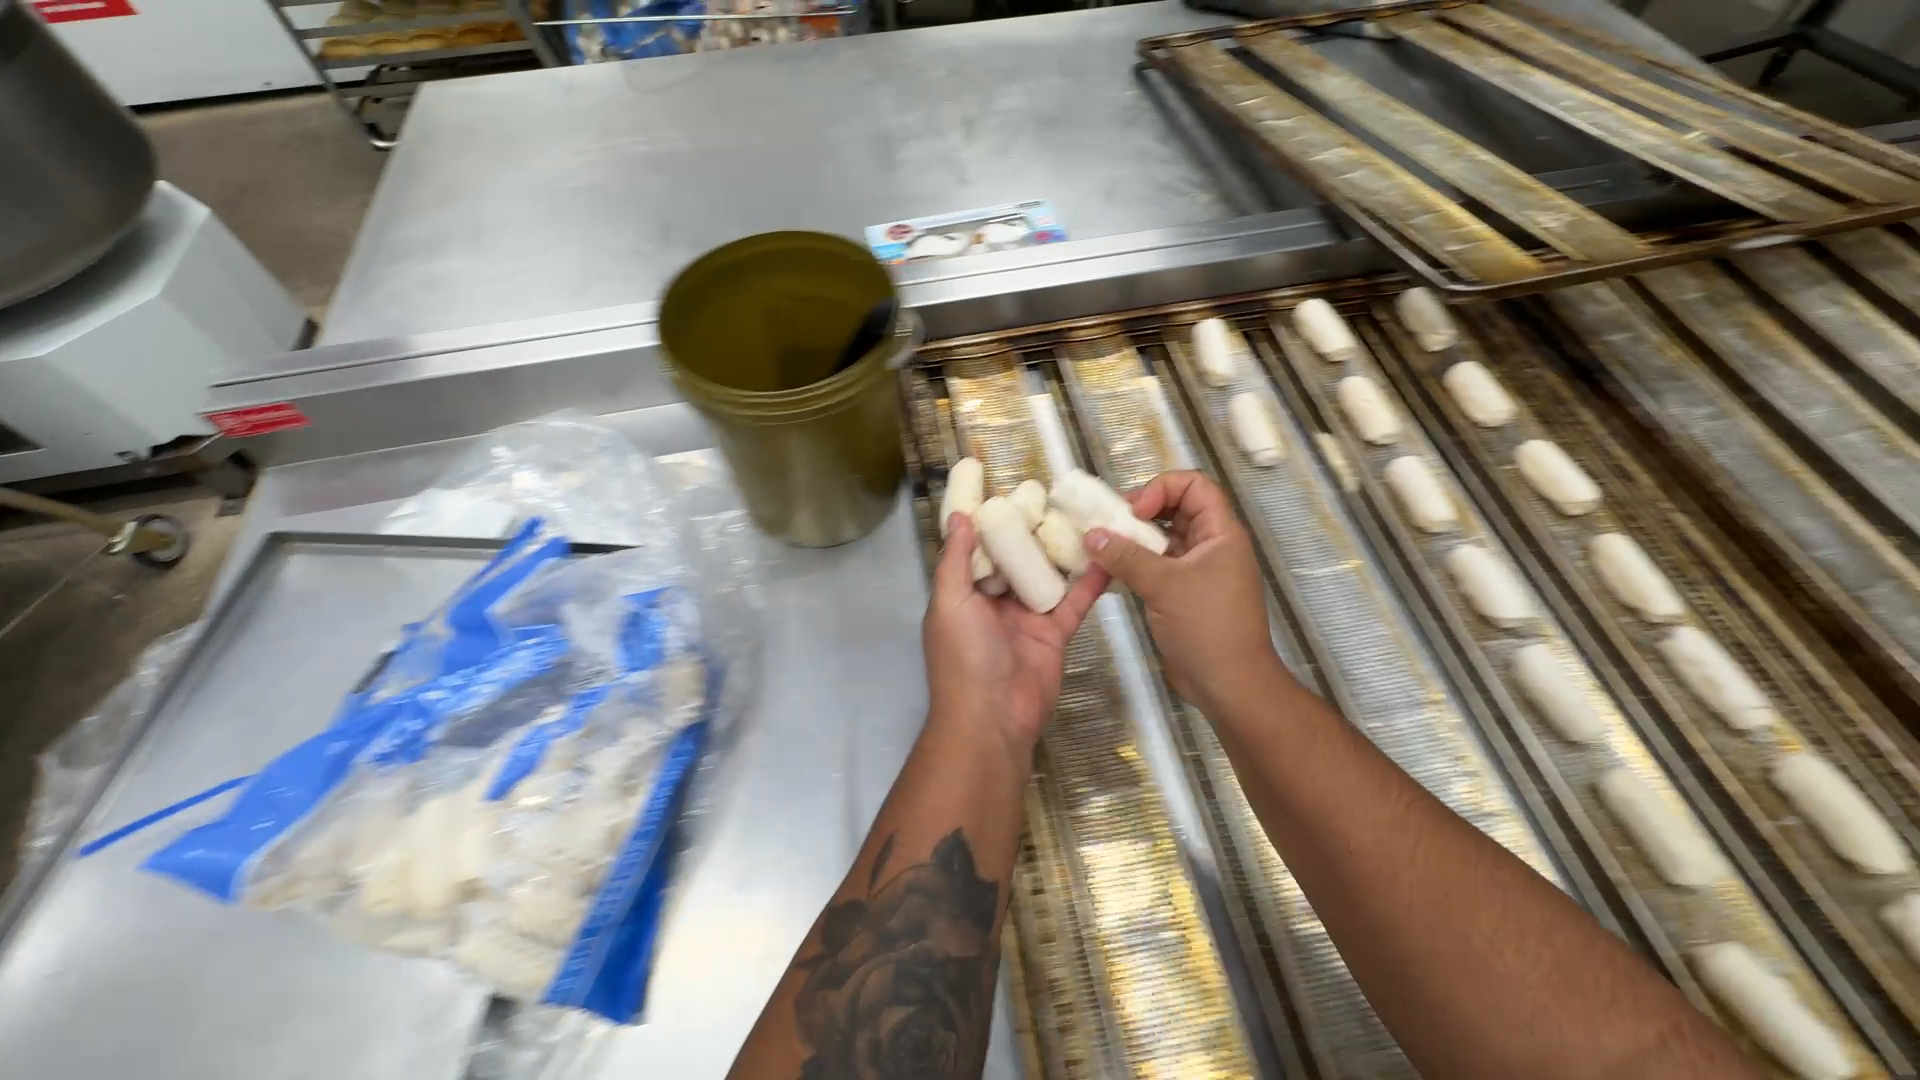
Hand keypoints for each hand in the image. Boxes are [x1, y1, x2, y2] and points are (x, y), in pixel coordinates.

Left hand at [923, 513, 1108, 756]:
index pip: (977, 550)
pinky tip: (1108, 555)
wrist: (993, 719)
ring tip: (1084, 515)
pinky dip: (1090, 581)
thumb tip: (960, 516)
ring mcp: (1026, 617)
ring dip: (1061, 550)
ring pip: (1046, 576)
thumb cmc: (964, 657)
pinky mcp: (1055, 633)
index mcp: (963, 594)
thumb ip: (956, 560)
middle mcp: (993, 602)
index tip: (1007, 489)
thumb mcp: (950, 603)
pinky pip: (1073, 602)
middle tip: (1054, 495)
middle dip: (1031, 531)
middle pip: (1015, 559)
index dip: (990, 522)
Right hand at [1082, 471, 1283, 717]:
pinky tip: (1106, 572)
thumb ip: (1126, 556)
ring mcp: (1195, 571)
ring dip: (1131, 539)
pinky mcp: (1181, 594)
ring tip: (1100, 547)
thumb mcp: (1165, 585)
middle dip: (1139, 512)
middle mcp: (1210, 545)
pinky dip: (1132, 564)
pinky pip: (1155, 566)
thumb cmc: (1207, 626)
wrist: (1229, 684)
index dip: (1162, 488)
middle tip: (1106, 525)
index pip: (1194, 485)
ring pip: (1161, 539)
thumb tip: (1091, 535)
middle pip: (1174, 508)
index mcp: (1220, 533)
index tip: (1134, 512)